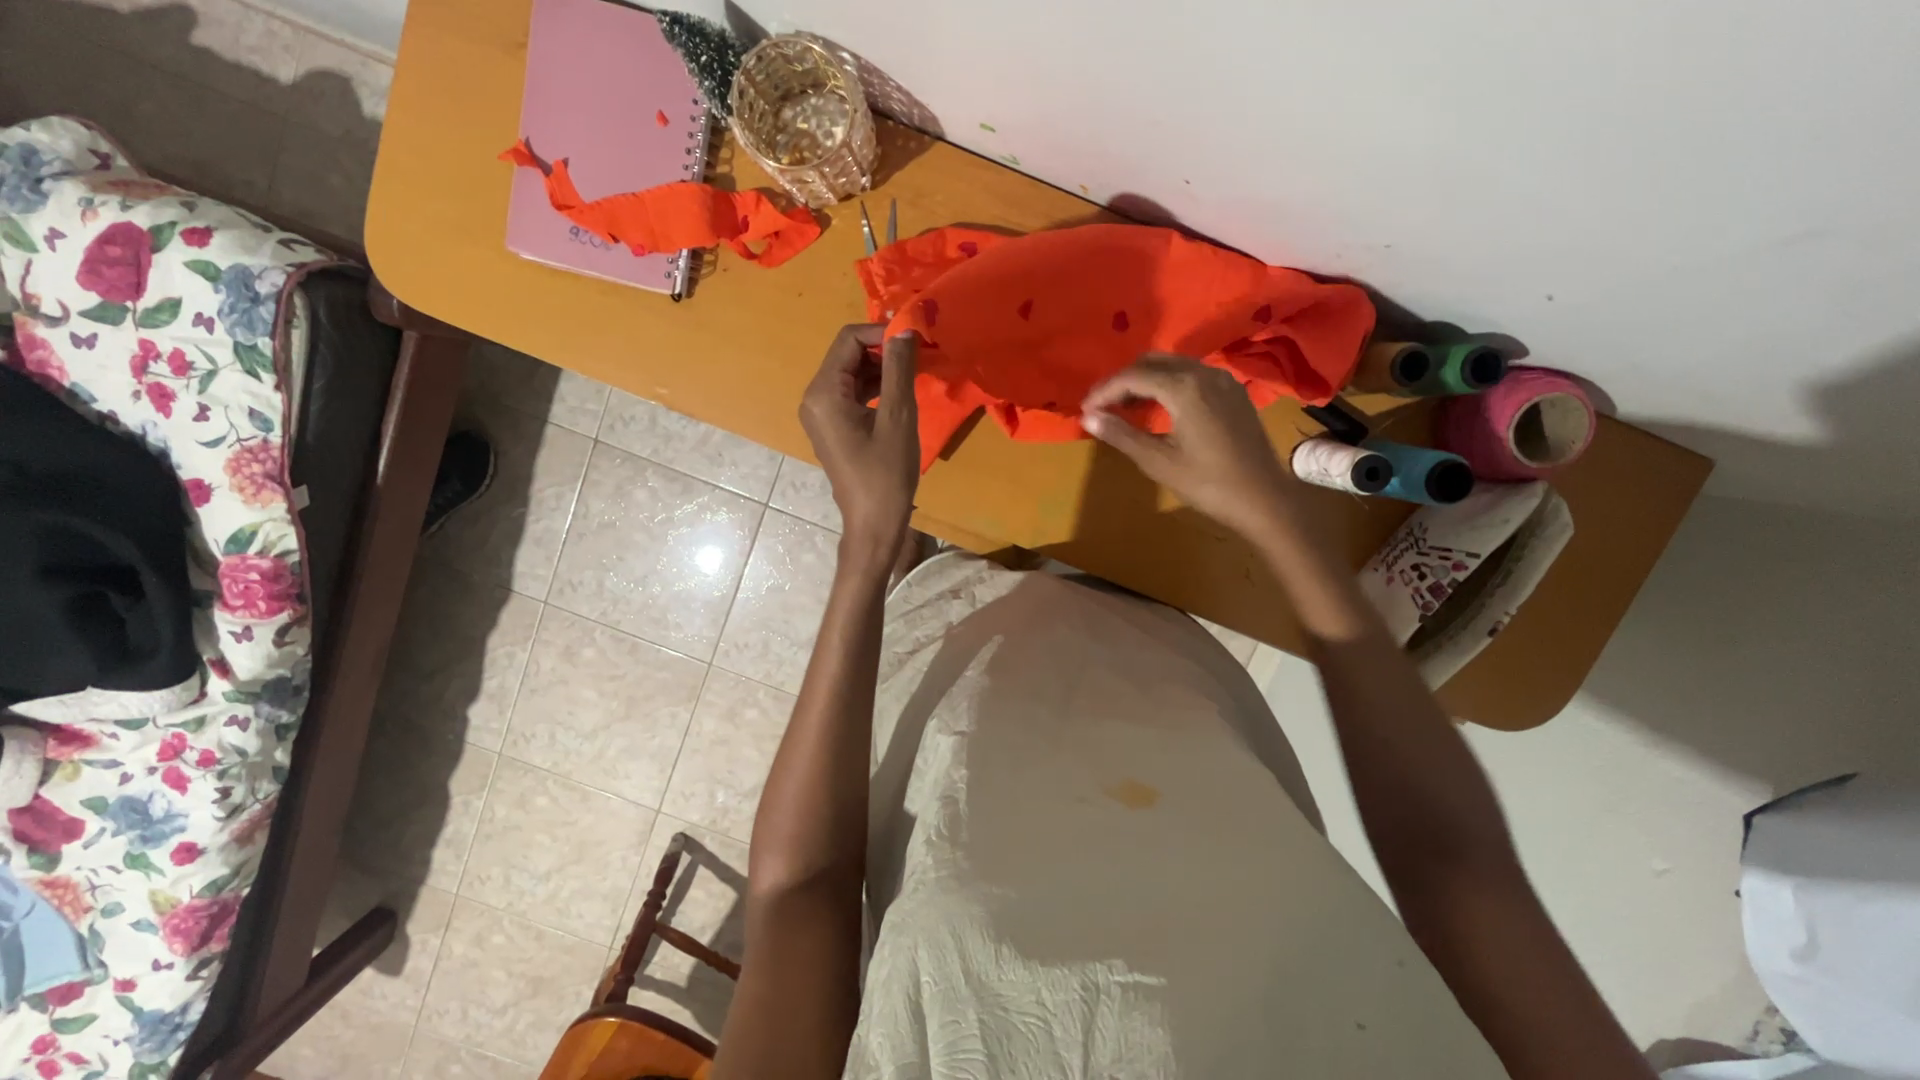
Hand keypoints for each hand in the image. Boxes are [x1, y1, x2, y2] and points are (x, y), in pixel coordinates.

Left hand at [799, 324, 920, 553]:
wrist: (874, 524)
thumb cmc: (886, 474)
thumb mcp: (898, 417)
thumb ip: (899, 368)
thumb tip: (905, 328)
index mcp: (823, 393)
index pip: (849, 339)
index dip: (882, 331)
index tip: (916, 338)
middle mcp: (815, 398)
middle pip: (848, 354)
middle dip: (883, 349)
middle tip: (921, 354)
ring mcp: (822, 413)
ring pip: (853, 373)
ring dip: (884, 368)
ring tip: (917, 371)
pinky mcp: (834, 426)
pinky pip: (854, 393)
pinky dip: (878, 386)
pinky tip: (903, 391)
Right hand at [1081, 354, 1302, 538]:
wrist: (1264, 499)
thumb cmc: (1208, 484)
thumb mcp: (1158, 462)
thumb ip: (1122, 434)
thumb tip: (1088, 417)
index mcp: (1184, 387)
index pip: (1132, 376)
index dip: (1104, 390)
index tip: (1085, 409)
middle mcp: (1204, 373)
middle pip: (1153, 362)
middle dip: (1124, 380)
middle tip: (1103, 406)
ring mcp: (1223, 380)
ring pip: (1174, 365)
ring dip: (1147, 381)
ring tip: (1127, 408)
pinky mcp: (1234, 392)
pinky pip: (1193, 375)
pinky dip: (1170, 384)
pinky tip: (1161, 409)